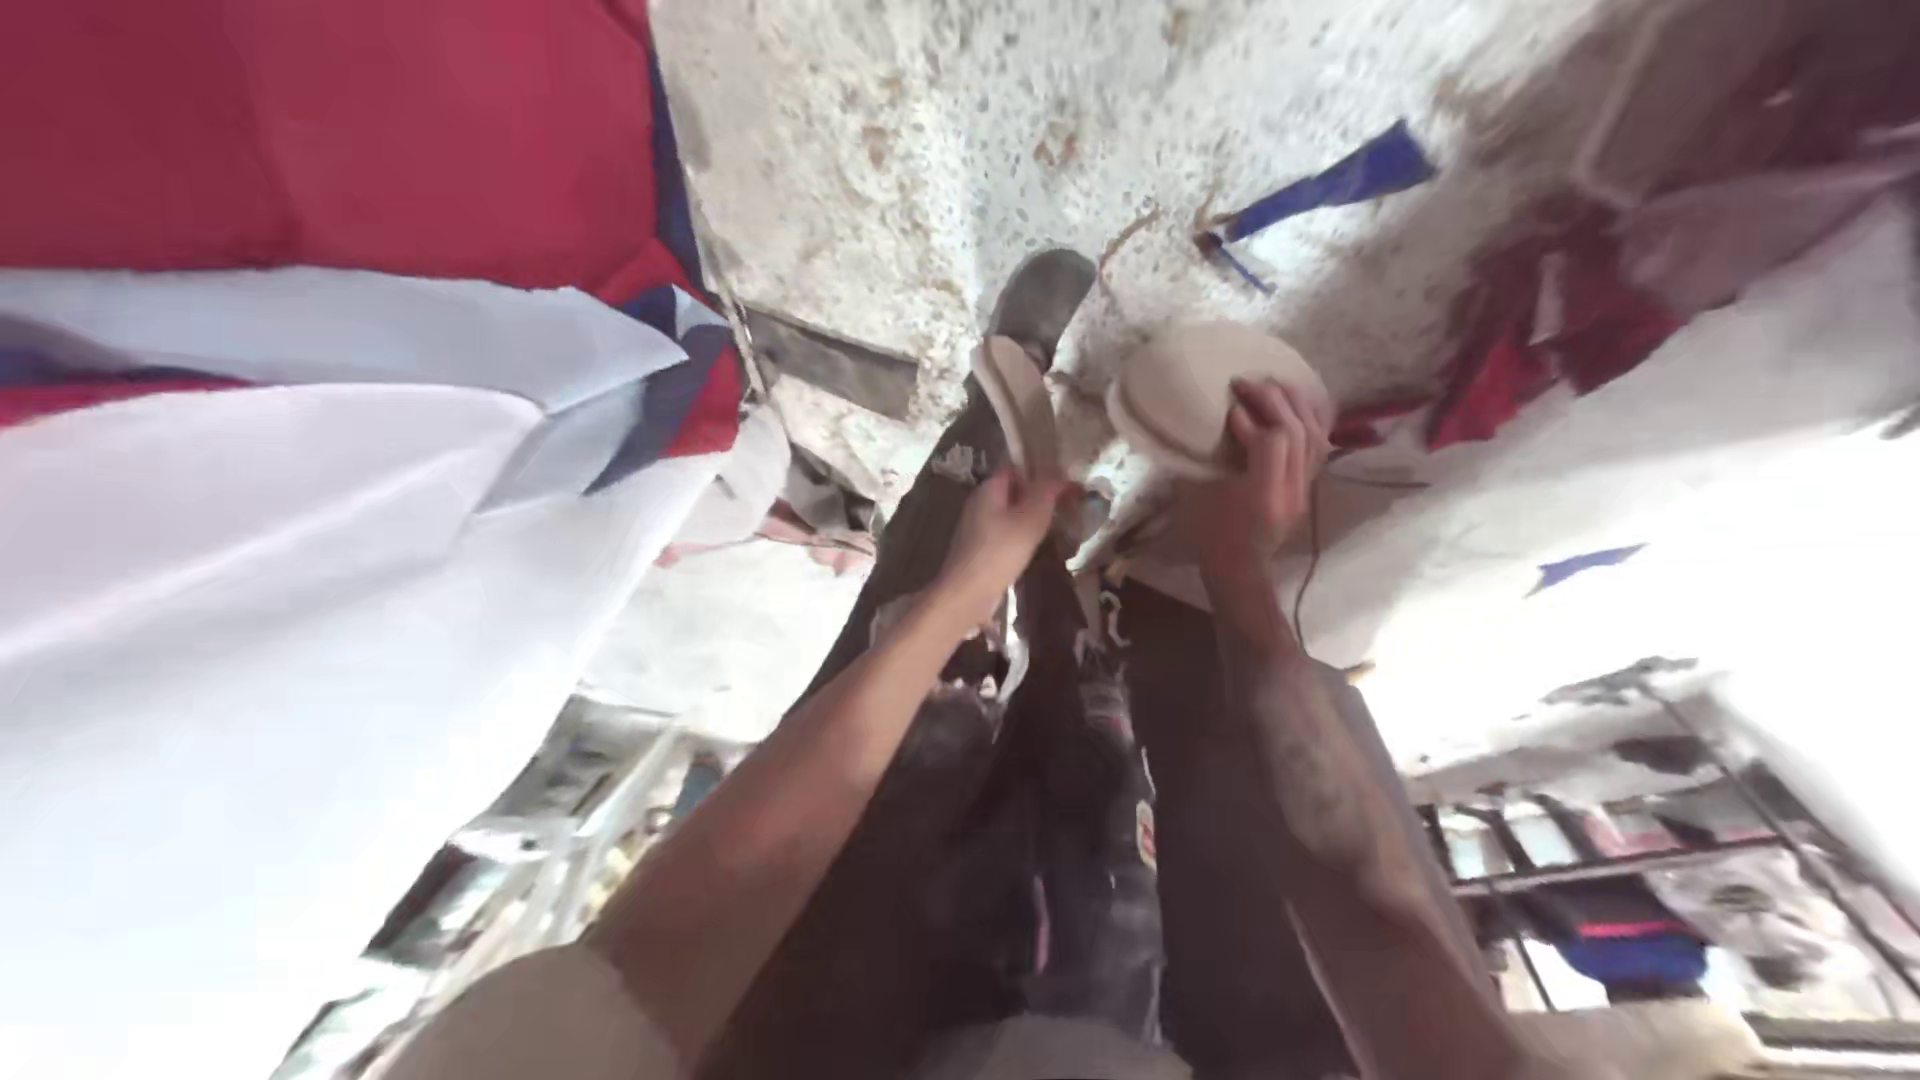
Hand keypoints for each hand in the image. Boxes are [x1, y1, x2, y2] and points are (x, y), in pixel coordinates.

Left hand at [934, 467, 1069, 624]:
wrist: (967, 593)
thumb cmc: (1000, 551)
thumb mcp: (1030, 518)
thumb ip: (1046, 493)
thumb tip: (1062, 477)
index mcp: (988, 489)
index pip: (1015, 468)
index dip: (1039, 472)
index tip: (1063, 483)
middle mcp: (978, 503)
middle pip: (1012, 491)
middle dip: (1037, 496)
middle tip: (1064, 506)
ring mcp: (976, 527)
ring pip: (1008, 514)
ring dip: (1029, 519)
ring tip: (1055, 526)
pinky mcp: (978, 549)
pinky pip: (1003, 534)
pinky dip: (1020, 537)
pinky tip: (1035, 548)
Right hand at [1179, 377, 1330, 578]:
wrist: (1238, 570)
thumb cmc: (1208, 536)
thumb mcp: (1196, 499)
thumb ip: (1204, 461)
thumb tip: (1203, 426)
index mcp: (1262, 496)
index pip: (1274, 442)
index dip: (1253, 420)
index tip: (1230, 410)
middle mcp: (1293, 490)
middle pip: (1299, 432)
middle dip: (1274, 400)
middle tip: (1247, 383)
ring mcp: (1305, 489)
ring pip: (1316, 434)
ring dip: (1295, 403)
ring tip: (1272, 385)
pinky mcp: (1307, 487)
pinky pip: (1320, 444)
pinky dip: (1310, 418)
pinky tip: (1294, 404)